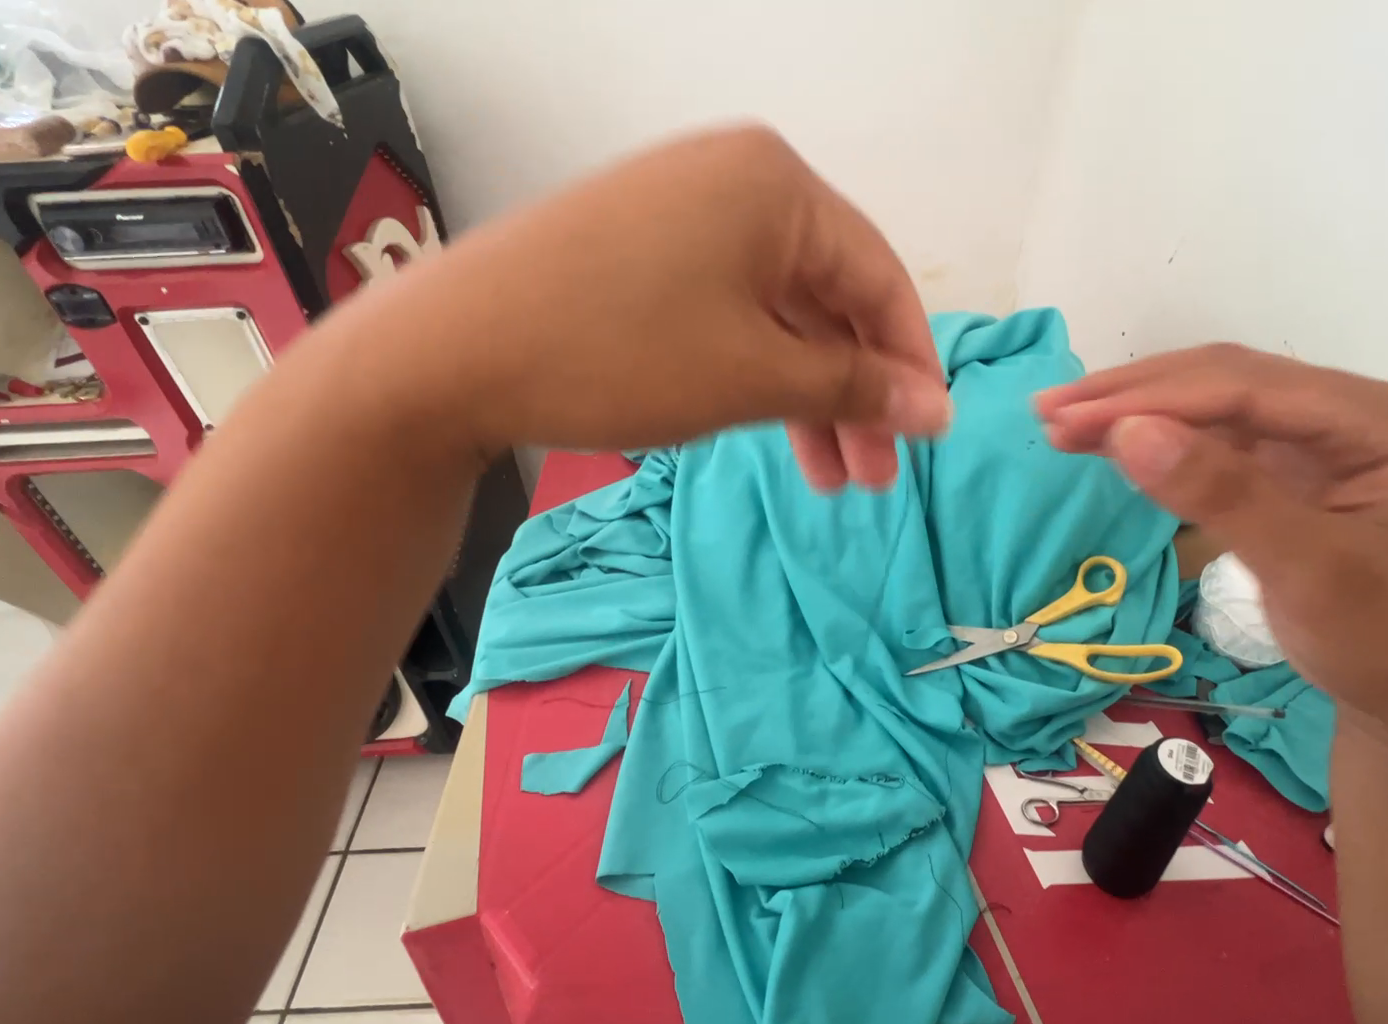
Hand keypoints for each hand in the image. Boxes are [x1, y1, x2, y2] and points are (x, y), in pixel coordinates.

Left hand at [345, 125, 949, 489]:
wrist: (450, 352)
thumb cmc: (619, 354)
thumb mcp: (753, 375)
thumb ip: (854, 385)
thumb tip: (937, 408)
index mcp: (777, 184)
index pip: (879, 276)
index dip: (910, 364)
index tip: (927, 436)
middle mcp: (736, 181)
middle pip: (828, 299)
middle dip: (855, 394)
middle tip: (874, 478)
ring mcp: (683, 214)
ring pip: (776, 315)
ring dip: (806, 396)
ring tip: (829, 479)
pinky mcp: (643, 252)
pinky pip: (727, 312)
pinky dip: (754, 372)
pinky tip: (771, 427)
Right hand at [1035, 345, 1387, 745]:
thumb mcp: (1309, 572)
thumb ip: (1219, 493)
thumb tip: (1125, 428)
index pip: (1250, 388)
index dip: (1149, 396)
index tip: (1064, 415)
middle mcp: (1375, 418)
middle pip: (1238, 387)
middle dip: (1139, 398)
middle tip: (1050, 412)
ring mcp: (1348, 450)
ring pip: (1230, 415)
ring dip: (1149, 419)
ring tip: (1069, 428)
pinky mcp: (1321, 483)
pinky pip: (1237, 450)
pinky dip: (1176, 451)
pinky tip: (1128, 450)